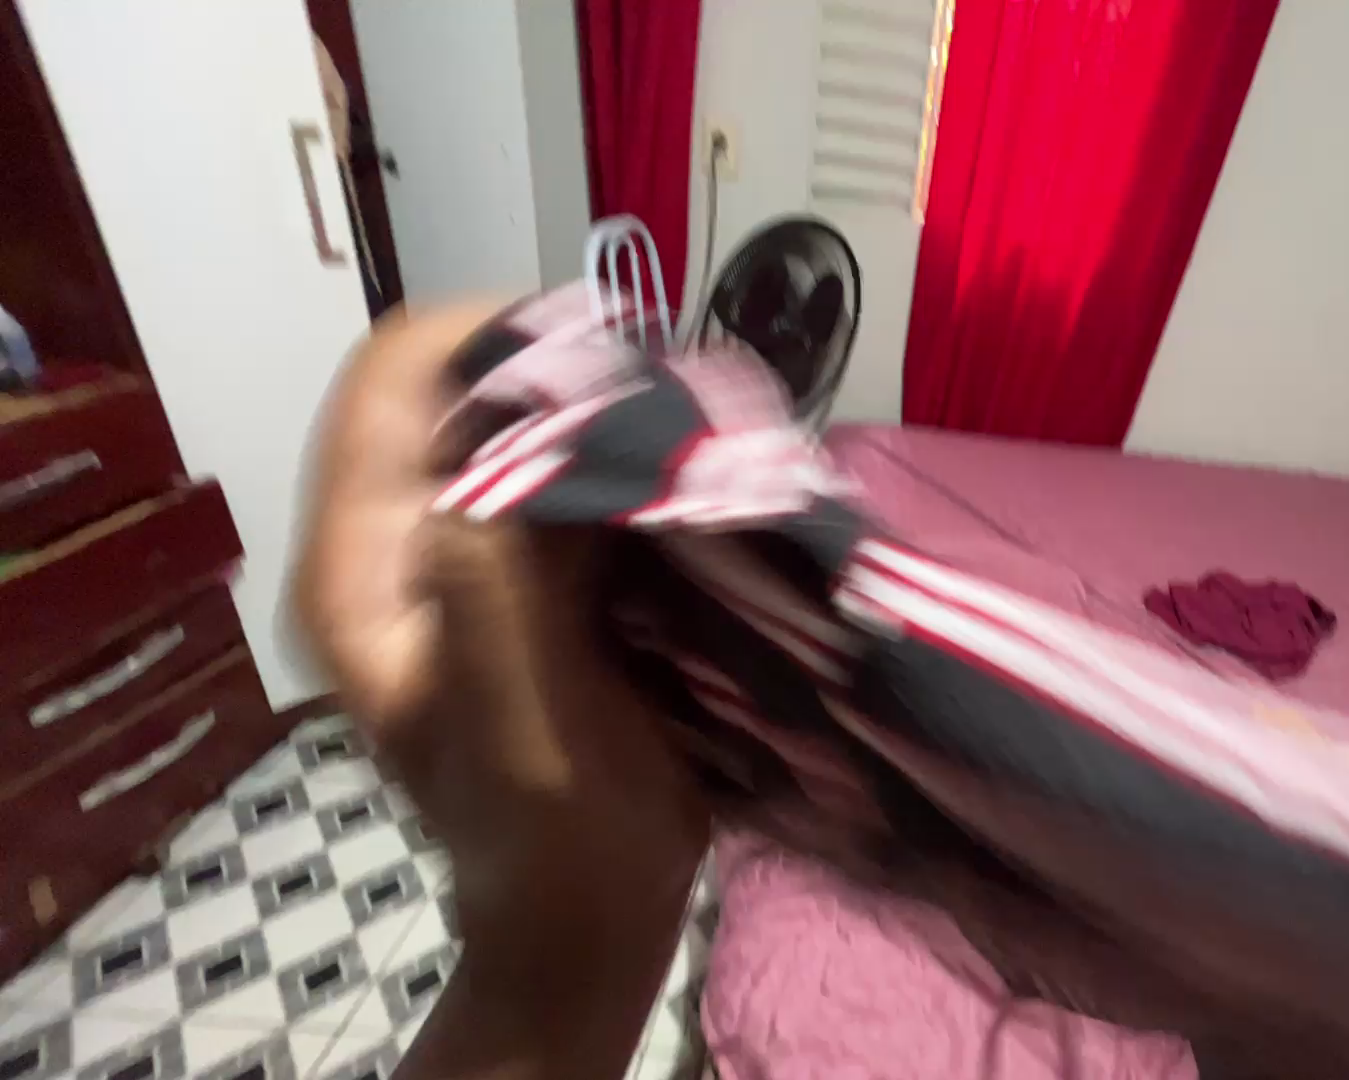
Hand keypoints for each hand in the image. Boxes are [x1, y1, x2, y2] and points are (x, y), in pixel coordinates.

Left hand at [293, 304, 708, 1078]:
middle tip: (674, 386)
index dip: (490, 336)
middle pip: (474, 397)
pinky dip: (640, 469)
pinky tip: (701, 477)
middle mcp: (421, 543)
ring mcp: (494, 560)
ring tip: (699, 422)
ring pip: (542, 439)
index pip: (395, 384)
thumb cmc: (555, 831)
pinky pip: (590, 489)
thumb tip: (510, 449)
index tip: (607, 339)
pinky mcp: (556, 581)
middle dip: (570, 373)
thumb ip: (497, 596)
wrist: (597, 899)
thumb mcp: (519, 724)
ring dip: (615, 420)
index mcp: (371, 567)